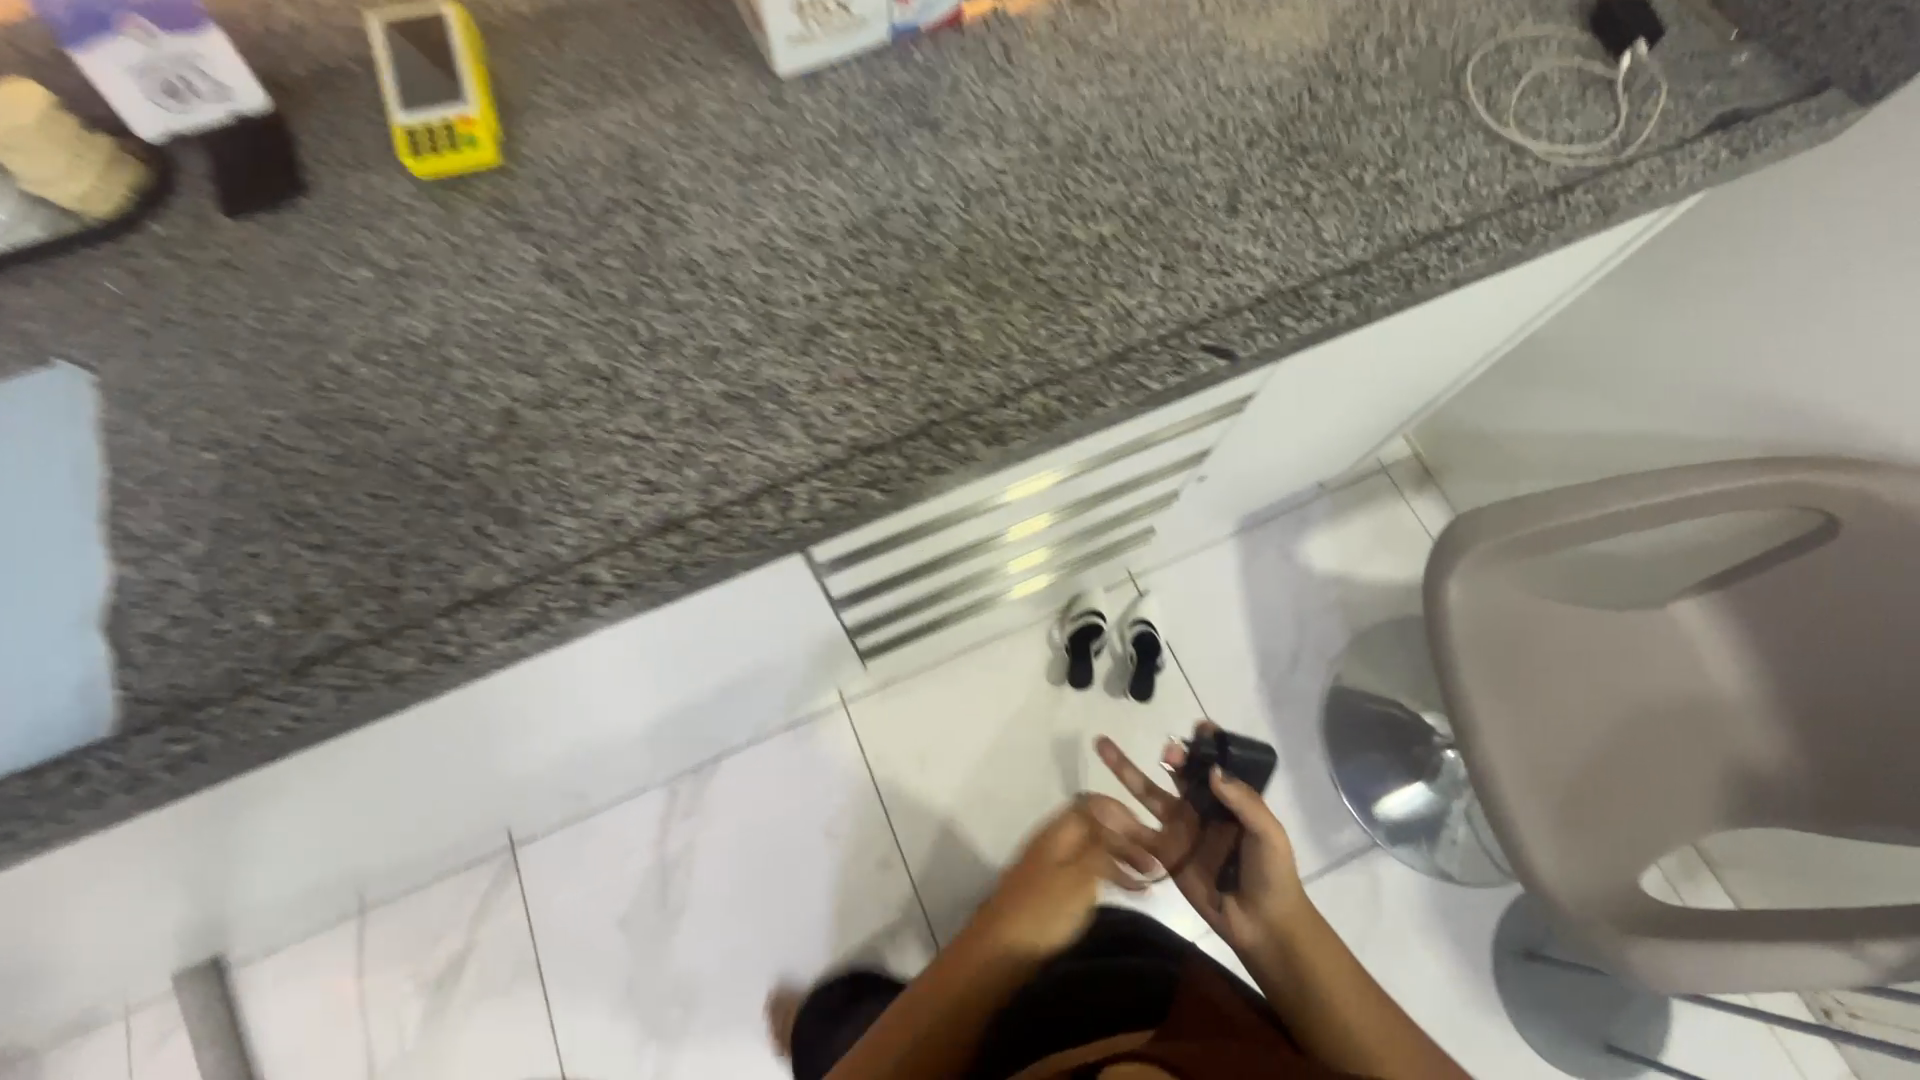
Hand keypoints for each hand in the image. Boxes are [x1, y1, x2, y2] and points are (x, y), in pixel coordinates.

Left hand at [965, 794, 1160, 957]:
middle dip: (1128, 838)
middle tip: (1159, 861)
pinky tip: (1131, 892)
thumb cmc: (1045, 912)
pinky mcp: (1053, 889)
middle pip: (1097, 826)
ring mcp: (1052, 864)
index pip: (1095, 804)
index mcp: (1059, 830)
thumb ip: (1101, 845)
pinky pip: (1088, 871)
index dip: (1124, 814)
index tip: (1149, 836)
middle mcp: (1055, 840)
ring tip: (1151, 878)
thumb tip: (1117, 817)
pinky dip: (1110, 876)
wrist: (1001, 952)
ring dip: (1123, 858)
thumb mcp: (1080, 877)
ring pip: (1094, 849)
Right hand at [1095, 723, 1310, 952]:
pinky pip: (1137, 832)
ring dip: (1126, 771)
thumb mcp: (1268, 834)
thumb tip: (1212, 770)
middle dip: (1171, 755)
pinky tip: (1099, 801)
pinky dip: (1117, 817)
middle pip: (1178, 773)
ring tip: (1104, 747)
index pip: (1213, 765)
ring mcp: (1180, 829)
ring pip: (1148, 794)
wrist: (1261, 924)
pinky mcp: (1164, 853)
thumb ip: (1243, 801)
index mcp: (1228, 801)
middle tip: (1167, 748)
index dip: (1206, 745)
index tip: (1200, 728)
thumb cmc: (1271, 874)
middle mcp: (1201, 809)